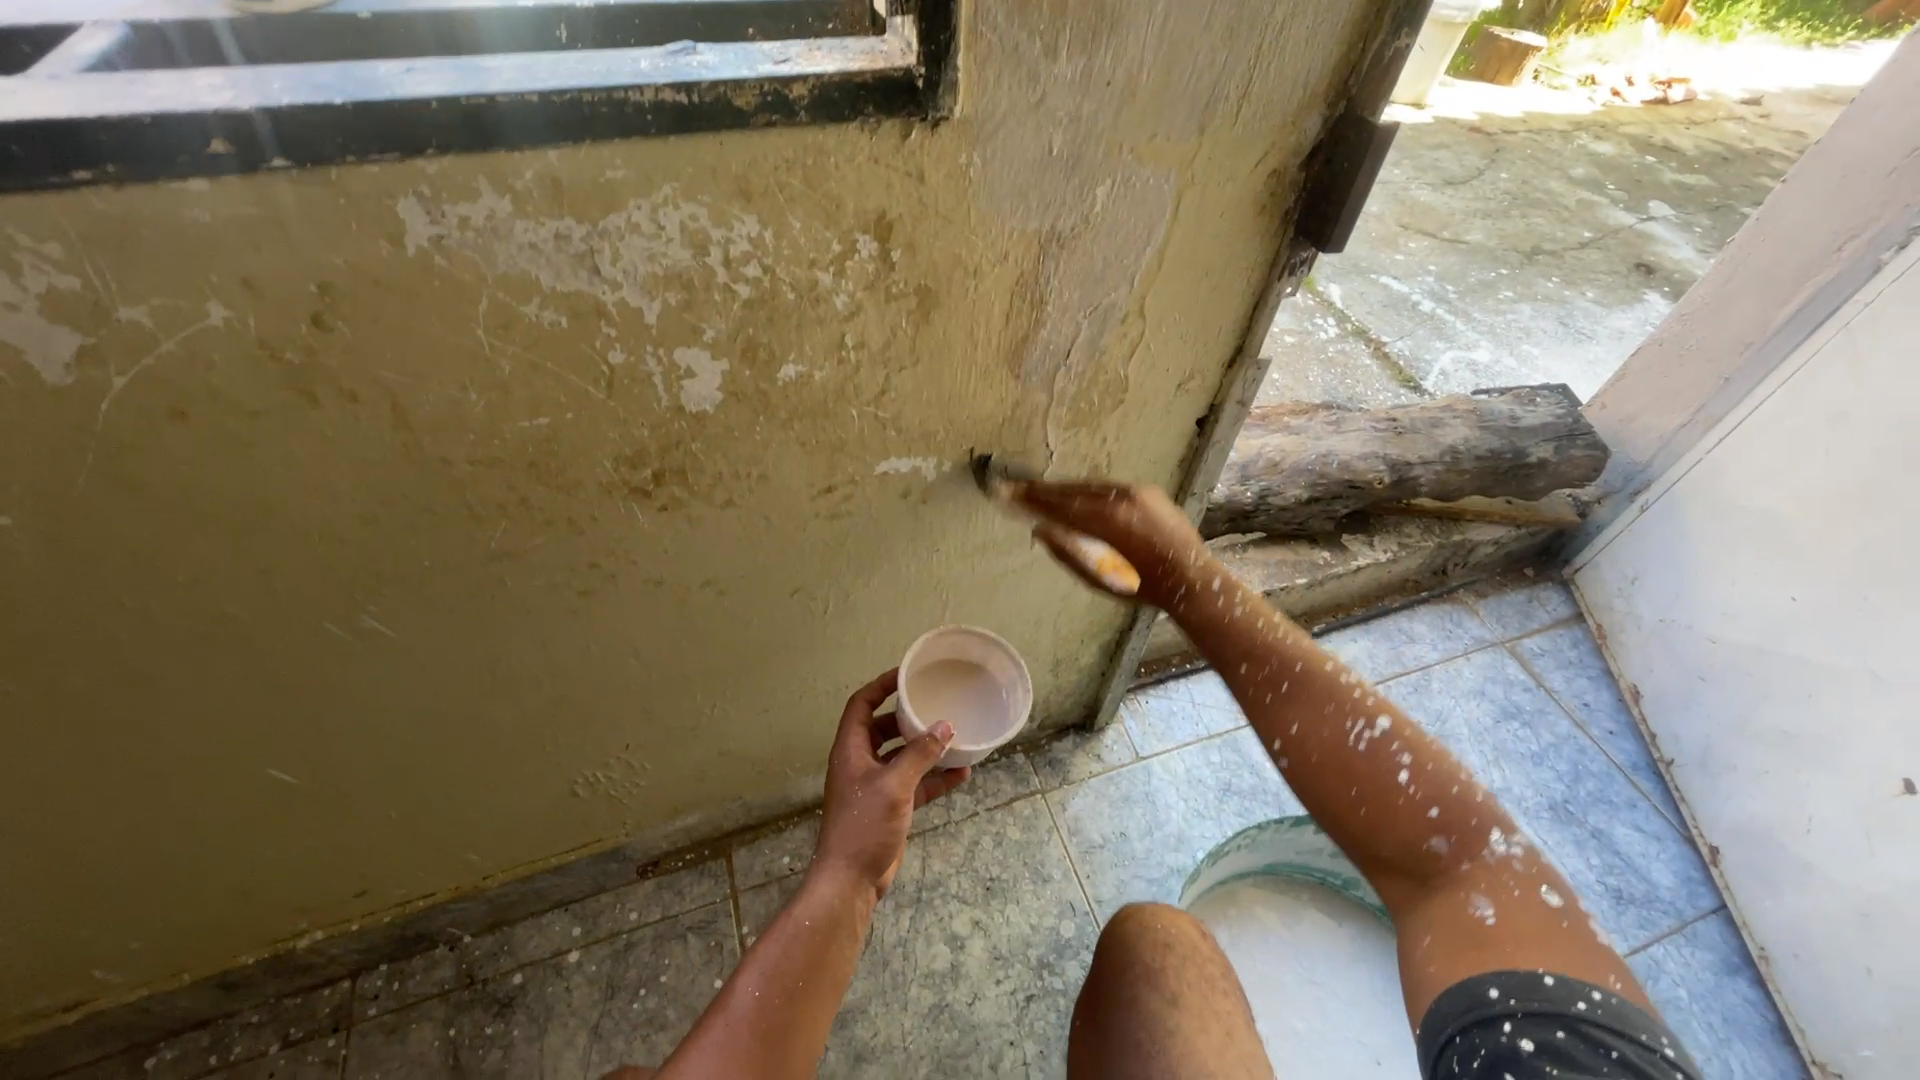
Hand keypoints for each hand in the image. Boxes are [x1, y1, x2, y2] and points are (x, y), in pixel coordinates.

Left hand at [813, 669, 970, 899]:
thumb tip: (945, 726)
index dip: (881, 686)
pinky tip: (961, 773)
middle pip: (884, 728)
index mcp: (851, 749)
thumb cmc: (864, 825)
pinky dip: (935, 778)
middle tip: (935, 705)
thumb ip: (920, 754)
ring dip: (926, 748)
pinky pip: (915, 783)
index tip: (907, 675)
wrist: (852, 879)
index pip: (862, 705)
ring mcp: (876, 786)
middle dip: (908, 717)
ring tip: (955, 736)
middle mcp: (861, 762)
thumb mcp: (894, 785)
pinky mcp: (891, 807)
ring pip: (903, 757)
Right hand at [1014, 479, 1214, 610]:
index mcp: (1105, 521)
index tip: (1006, 493)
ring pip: (1088, 487)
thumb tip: (1040, 531)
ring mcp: (1135, 491)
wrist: (1191, 578)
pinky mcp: (1146, 491)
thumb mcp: (1099, 578)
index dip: (1029, 499)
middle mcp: (1119, 499)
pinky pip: (1107, 488)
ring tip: (1041, 492)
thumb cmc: (1143, 587)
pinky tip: (1075, 497)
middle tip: (1015, 488)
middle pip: (1070, 491)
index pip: (1057, 505)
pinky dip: (1087, 492)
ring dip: (1064, 491)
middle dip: (1042, 491)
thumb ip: (1068, 553)